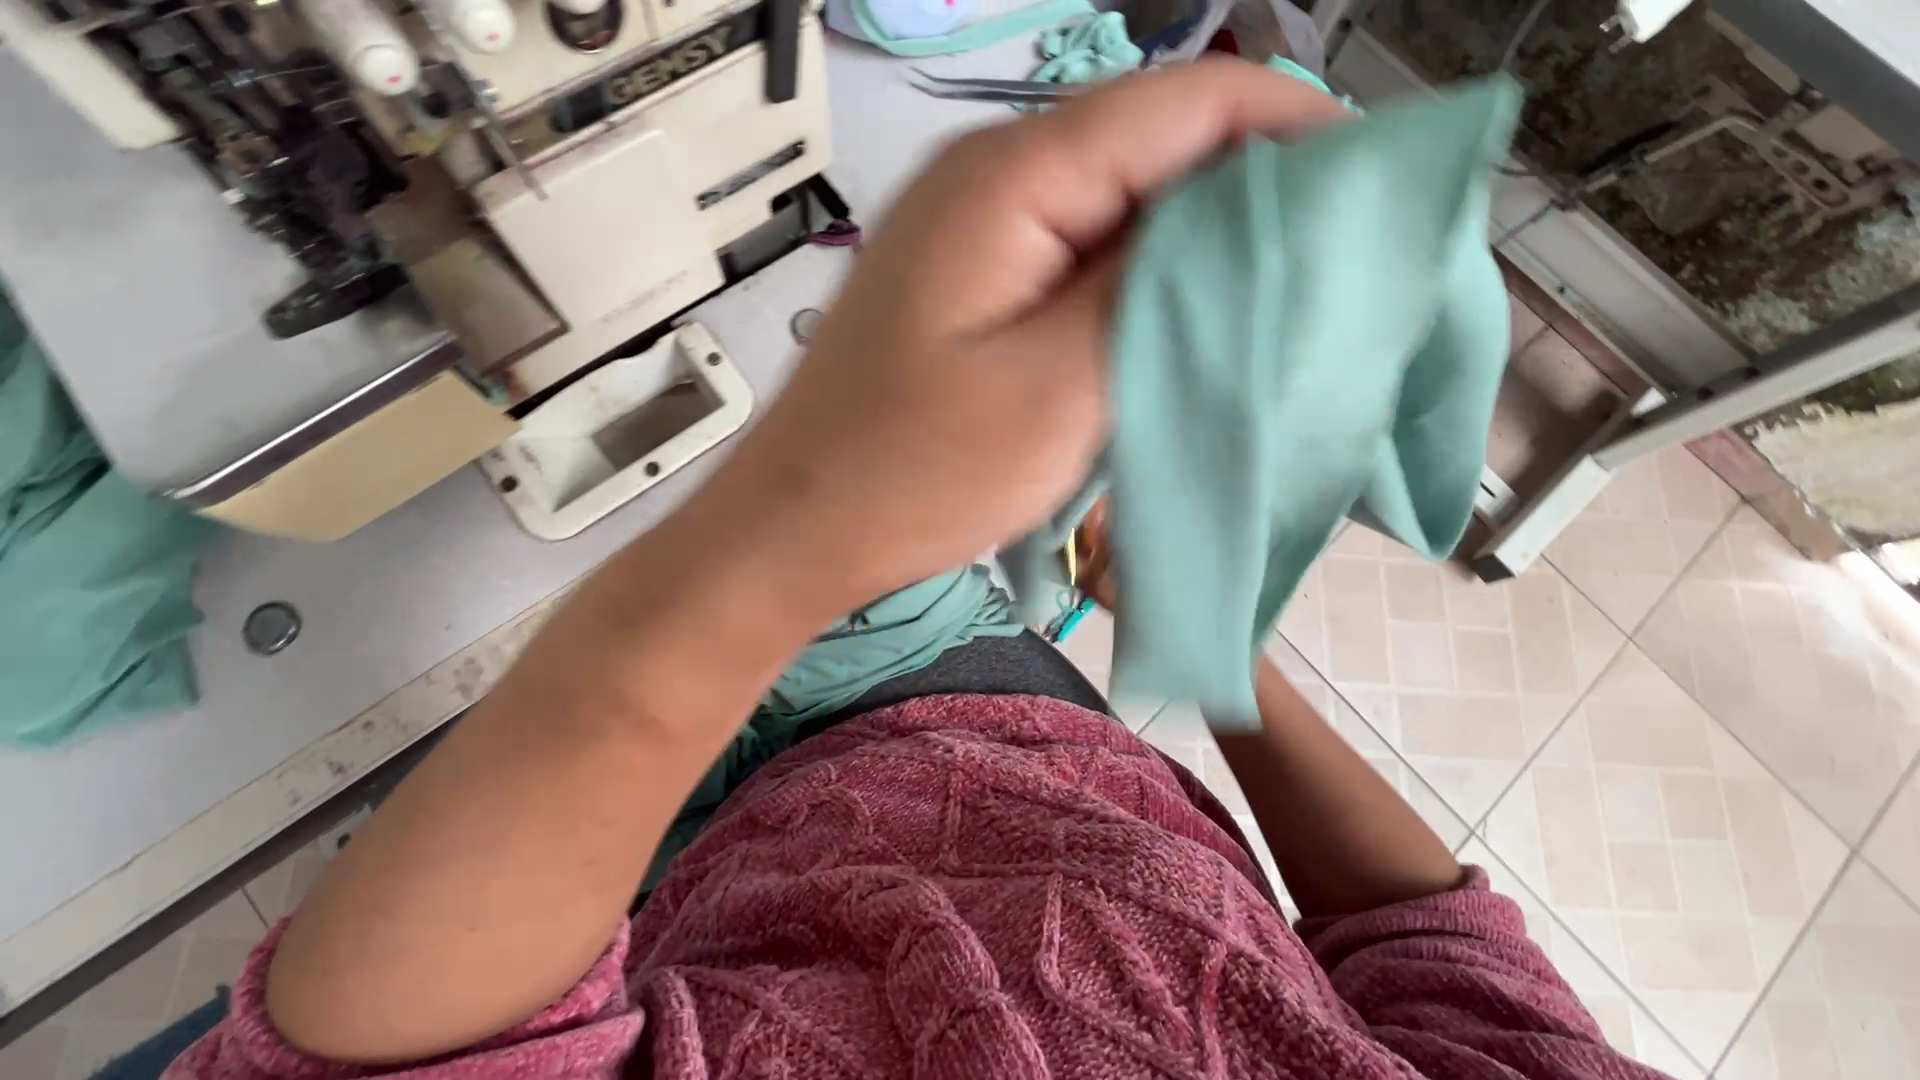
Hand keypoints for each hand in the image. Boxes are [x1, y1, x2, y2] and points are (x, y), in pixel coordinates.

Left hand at [696, 59, 1351, 608]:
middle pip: (1156, 143)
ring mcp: (981, 227)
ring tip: (1272, 307)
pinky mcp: (977, 277)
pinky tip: (1180, 328)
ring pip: (1124, 201)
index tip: (1373, 191)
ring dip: (1200, 246)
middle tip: (1331, 269)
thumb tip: (1250, 218)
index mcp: (1011, 179)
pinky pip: (1082, 251)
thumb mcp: (1057, 388)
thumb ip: (1157, 289)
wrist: (802, 525)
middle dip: (1254, 195)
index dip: (1294, 130)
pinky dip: (1143, 282)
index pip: (1186, 103)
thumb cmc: (911, 474)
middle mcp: (993, 176)